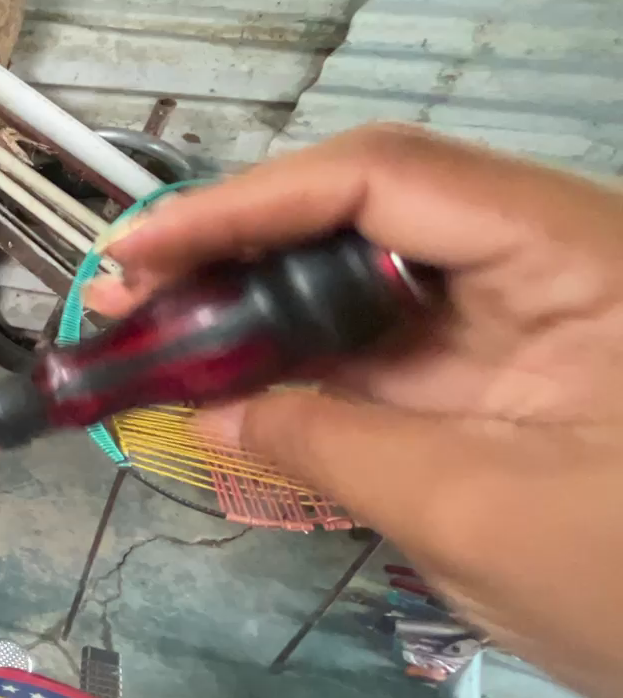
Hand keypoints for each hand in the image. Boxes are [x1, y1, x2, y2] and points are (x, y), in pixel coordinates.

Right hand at [87, 124, 622, 697]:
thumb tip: (212, 416)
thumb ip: (327, 445)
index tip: (137, 251)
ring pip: (346, 269)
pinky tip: (208, 361)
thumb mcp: (476, 515)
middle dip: (225, 243)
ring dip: (236, 292)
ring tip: (140, 318)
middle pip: (356, 209)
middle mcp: (547, 261)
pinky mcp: (488, 363)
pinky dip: (276, 345)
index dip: (243, 204)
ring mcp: (516, 314)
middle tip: (122, 285)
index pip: (385, 182)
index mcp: (587, 263)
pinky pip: (361, 332)